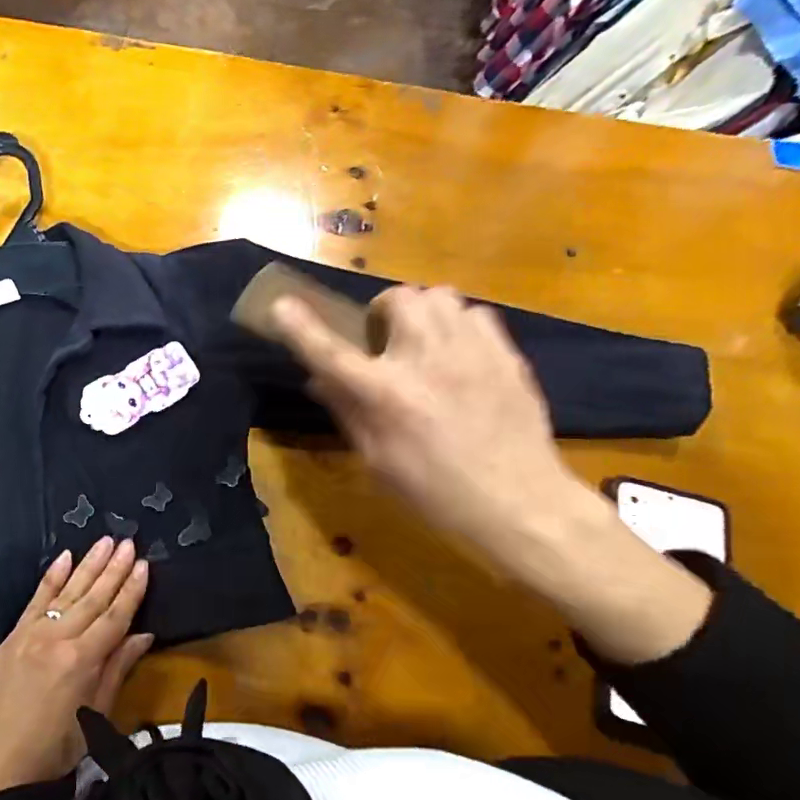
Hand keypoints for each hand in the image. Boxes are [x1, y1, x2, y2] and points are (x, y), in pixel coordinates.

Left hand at [0, 537, 152, 799]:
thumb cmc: (55, 749)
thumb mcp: (96, 714)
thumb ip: (118, 669)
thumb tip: (144, 634)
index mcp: (82, 660)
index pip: (115, 616)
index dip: (132, 590)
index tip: (144, 564)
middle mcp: (57, 639)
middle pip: (93, 597)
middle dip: (113, 568)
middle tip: (128, 542)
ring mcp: (32, 633)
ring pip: (67, 593)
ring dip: (87, 565)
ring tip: (105, 541)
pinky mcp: (13, 636)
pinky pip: (36, 600)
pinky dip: (51, 577)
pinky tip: (64, 557)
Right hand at [273, 285, 711, 663]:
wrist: (517, 503)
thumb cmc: (434, 491)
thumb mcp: (377, 460)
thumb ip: (348, 412)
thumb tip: (318, 380)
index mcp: (385, 395)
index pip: (331, 352)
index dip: (302, 327)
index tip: (282, 305)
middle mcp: (425, 361)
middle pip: (398, 299)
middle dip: (383, 311)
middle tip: (383, 339)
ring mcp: (471, 352)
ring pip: (440, 296)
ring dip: (421, 312)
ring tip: (421, 341)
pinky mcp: (505, 355)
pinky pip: (475, 313)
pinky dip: (458, 323)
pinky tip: (458, 352)